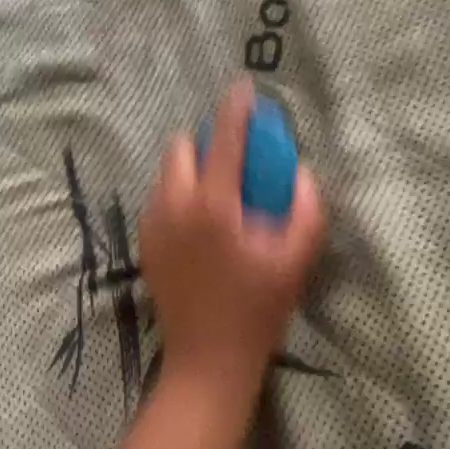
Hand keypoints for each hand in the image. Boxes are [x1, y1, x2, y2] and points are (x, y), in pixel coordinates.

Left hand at [140, 76, 327, 391]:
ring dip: (192, 167)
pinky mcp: (144, 239)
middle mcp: (174, 204)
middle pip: (182, 145)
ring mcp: (153, 221)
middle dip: (208, 142)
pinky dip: (179, 192)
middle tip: (235, 161)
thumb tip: (300, 171)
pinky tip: (201, 222)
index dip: (235, 108)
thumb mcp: (295, 262)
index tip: (244, 87)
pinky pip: (160, 195)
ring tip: (220, 192)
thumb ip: (305, 209)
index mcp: (212, 205)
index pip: (224, 139)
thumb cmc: (256, 311)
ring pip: (168, 170)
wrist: (206, 361)